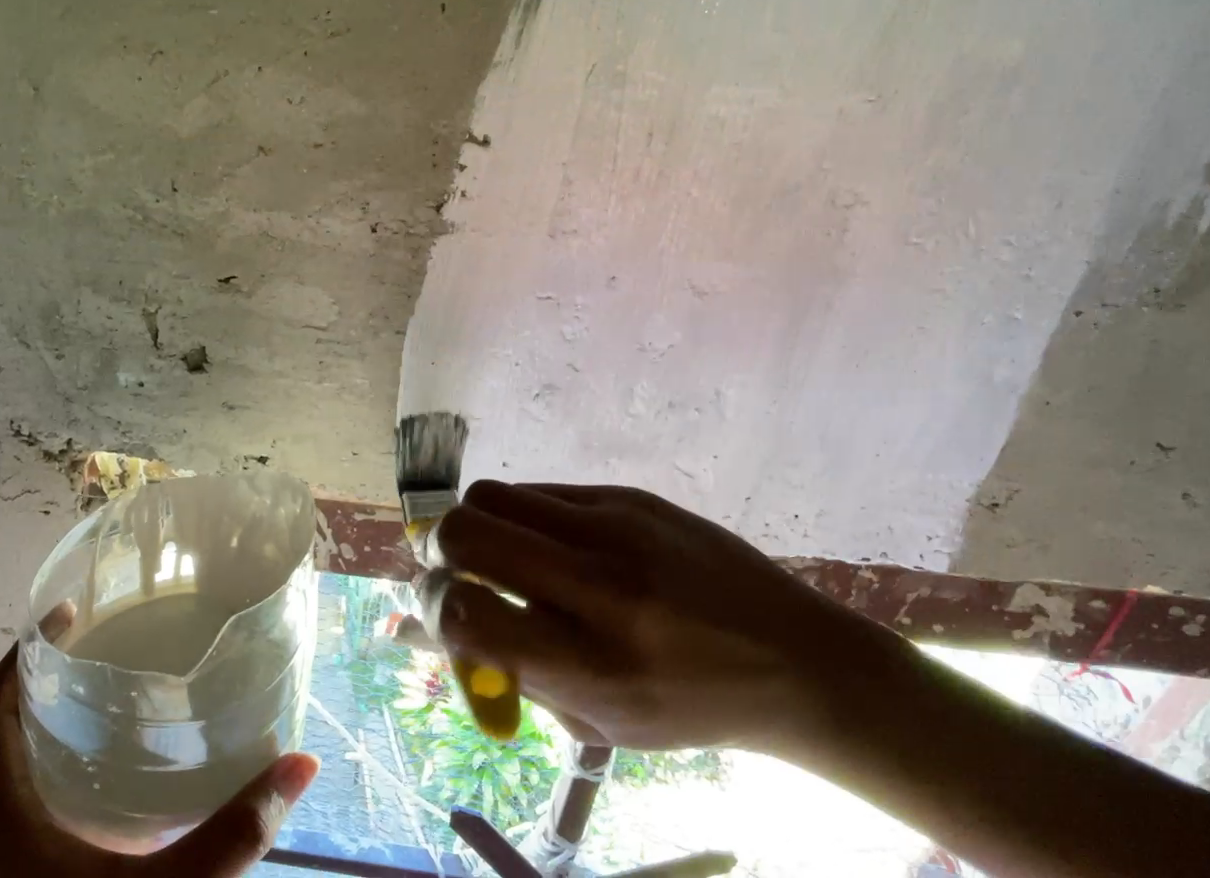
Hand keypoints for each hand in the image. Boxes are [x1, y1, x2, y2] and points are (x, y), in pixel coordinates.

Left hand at [0, 617, 319, 876]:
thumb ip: (236, 832)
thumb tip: (302, 763)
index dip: (20, 654)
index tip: (66, 614)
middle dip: (41, 686)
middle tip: (102, 652)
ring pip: (9, 776)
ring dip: (47, 733)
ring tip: (109, 702)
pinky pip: (24, 810)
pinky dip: (57, 778)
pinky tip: (110, 786)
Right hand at [426, 481, 905, 753]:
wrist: (798, 659)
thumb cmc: (688, 707)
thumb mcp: (595, 719)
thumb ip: (503, 671)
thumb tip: (412, 630)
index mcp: (588, 664)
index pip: (464, 613)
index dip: (432, 608)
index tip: (442, 609)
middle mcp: (597, 587)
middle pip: (464, 531)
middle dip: (437, 550)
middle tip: (451, 568)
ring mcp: (615, 528)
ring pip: (492, 494)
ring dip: (475, 524)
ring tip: (499, 552)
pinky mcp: (631, 496)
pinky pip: (540, 489)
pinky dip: (524, 515)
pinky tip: (553, 543)